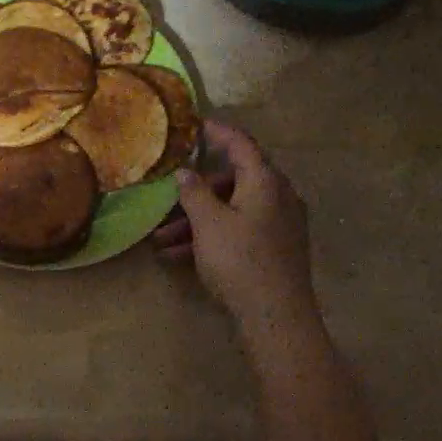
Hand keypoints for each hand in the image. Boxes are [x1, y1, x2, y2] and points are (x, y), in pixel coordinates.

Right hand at [152, 119, 319, 331]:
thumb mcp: (208, 223)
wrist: (275, 315)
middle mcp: (278, 196)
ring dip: (196, 220)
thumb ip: (194, 192)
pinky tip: (179, 257)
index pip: (241, 144)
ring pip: (232, 209)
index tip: (195, 125)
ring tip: (161, 239)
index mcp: (265, 182)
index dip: (218, 132)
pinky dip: (211, 236)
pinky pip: (239, 230)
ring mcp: (280, 224)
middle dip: (195, 191)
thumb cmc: (240, 260)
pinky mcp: (275, 248)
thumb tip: (185, 172)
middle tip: (167, 195)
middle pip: (233, 180)